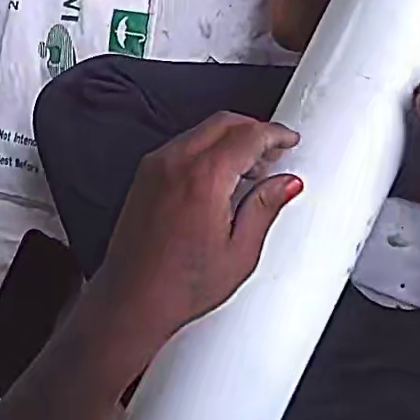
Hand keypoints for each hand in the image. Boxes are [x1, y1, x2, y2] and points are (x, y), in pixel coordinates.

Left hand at [87, 112, 303, 353]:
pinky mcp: (145, 173)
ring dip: (230, 138)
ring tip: (249, 171)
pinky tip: (219, 177)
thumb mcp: (239, 252)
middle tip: (273, 153)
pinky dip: (207, 147)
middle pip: (224, 122)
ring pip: (202, 130)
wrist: (132, 297)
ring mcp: (156, 165)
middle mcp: (175, 163)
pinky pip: (183, 144)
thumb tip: (286, 183)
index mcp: (203, 179)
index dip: (275, 134)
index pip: (248, 135)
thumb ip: (265, 208)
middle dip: (254, 130)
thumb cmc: (178, 284)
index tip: (287, 139)